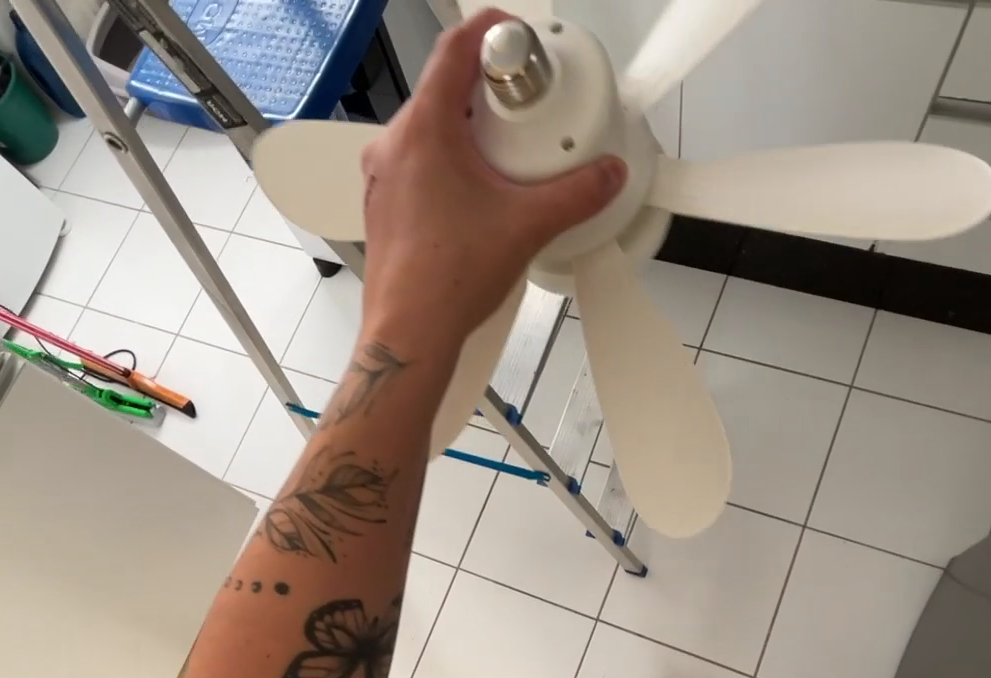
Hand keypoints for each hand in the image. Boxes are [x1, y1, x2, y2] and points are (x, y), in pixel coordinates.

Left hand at [357, 8, 625, 362]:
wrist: (410, 332)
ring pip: (430, 134)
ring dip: (468, 138)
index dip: (489, 32)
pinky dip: (448, 170)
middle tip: (523, 117)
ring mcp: (384, 179)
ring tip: (505, 166)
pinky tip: (477, 201)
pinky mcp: (385, 208)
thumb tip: (606, 176)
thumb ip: (577, 194)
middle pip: (443, 93)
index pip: (454, 49)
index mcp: (424, 131)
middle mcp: (394, 147)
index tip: (514, 38)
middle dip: (487, 98)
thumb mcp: (527, 227)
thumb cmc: (447, 279)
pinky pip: (418, 169)